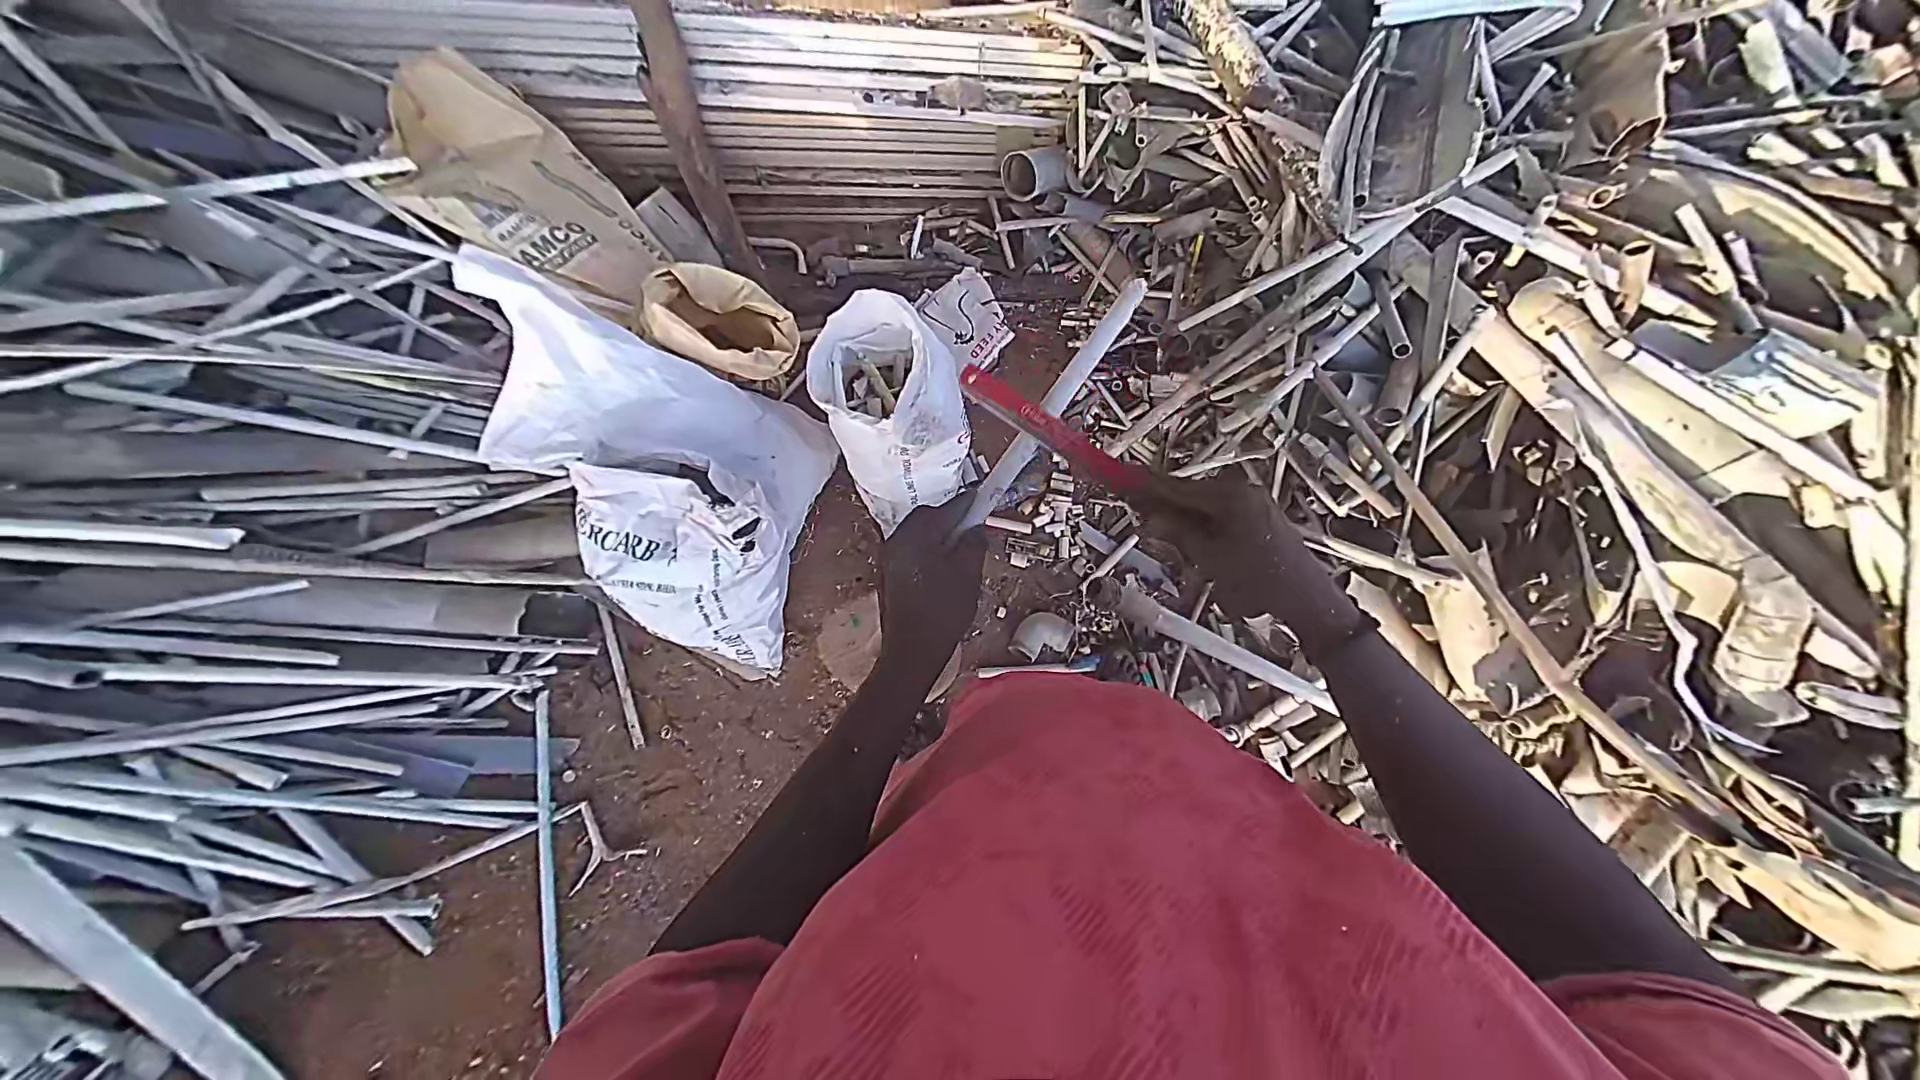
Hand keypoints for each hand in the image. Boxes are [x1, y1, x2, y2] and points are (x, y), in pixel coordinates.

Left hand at [878, 496, 985, 676]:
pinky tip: (944, 566)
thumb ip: (972, 544)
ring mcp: (888, 560)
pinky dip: (928, 551)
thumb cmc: (942, 613)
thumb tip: (974, 529)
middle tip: (972, 526)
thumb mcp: (967, 575)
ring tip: (960, 549)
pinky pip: (911, 552)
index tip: (981, 495)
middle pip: (925, 519)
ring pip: (917, 536)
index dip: (966, 502)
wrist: (912, 652)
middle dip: (950, 519)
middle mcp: (895, 543)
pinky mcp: (888, 575)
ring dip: (938, 536)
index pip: (944, 509)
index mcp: (914, 538)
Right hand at [1131, 476, 1365, 656]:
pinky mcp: (1256, 518)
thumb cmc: (1262, 579)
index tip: (1116, 476)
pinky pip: (1216, 516)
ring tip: (1168, 542)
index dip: (1141, 484)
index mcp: (1228, 495)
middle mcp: (1241, 491)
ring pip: (1200, 507)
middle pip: (1186, 494)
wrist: (1308, 600)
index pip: (1173, 485)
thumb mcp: (1208, 557)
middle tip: (1135, 514)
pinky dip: (1199, 528)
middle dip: (1160, 507)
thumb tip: (1148, 517)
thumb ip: (1176, 532)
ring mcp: (1251, 503)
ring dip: (1180, 523)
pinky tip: (1193, 546)